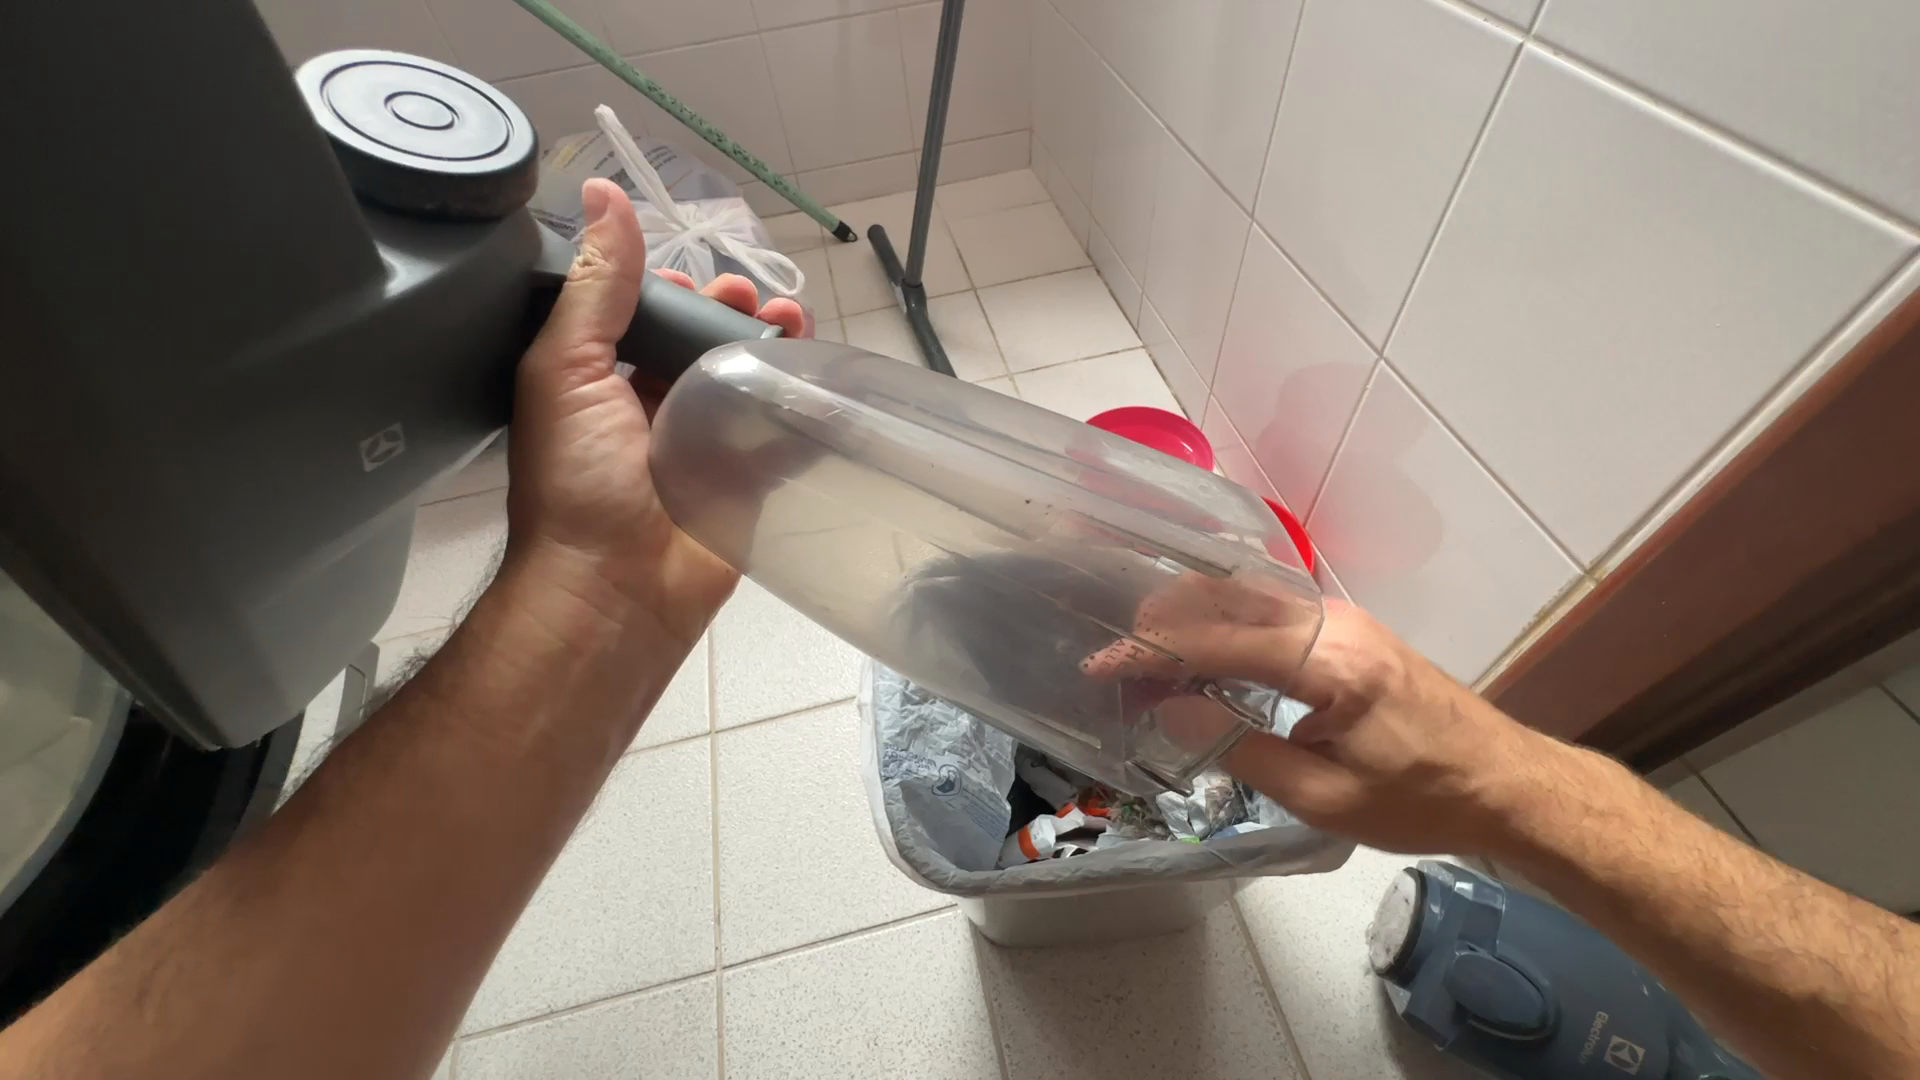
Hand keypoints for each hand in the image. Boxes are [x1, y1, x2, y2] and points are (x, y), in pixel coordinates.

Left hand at [503, 178, 804, 645]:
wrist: (618, 587)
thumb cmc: (580, 479)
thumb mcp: (567, 369)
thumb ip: (597, 289)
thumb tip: (606, 196)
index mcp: (607, 379)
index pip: (650, 318)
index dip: (678, 292)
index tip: (702, 282)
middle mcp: (657, 408)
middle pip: (706, 346)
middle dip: (735, 316)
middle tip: (756, 303)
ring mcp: (708, 446)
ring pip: (749, 383)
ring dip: (776, 351)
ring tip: (797, 328)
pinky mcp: (748, 482)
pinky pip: (782, 437)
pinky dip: (804, 410)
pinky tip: (825, 384)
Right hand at [1088, 588, 1551, 853]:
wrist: (1510, 784)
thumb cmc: (1421, 800)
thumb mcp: (1324, 797)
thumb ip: (1239, 748)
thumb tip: (1169, 710)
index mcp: (1329, 661)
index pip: (1215, 641)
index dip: (1150, 652)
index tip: (1103, 666)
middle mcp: (1331, 619)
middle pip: (1224, 594)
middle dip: (1160, 619)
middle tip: (1120, 657)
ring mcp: (1340, 614)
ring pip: (1242, 591)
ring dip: (1187, 614)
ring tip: (1147, 653)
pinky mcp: (1343, 624)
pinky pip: (1265, 605)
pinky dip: (1219, 619)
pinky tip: (1199, 646)